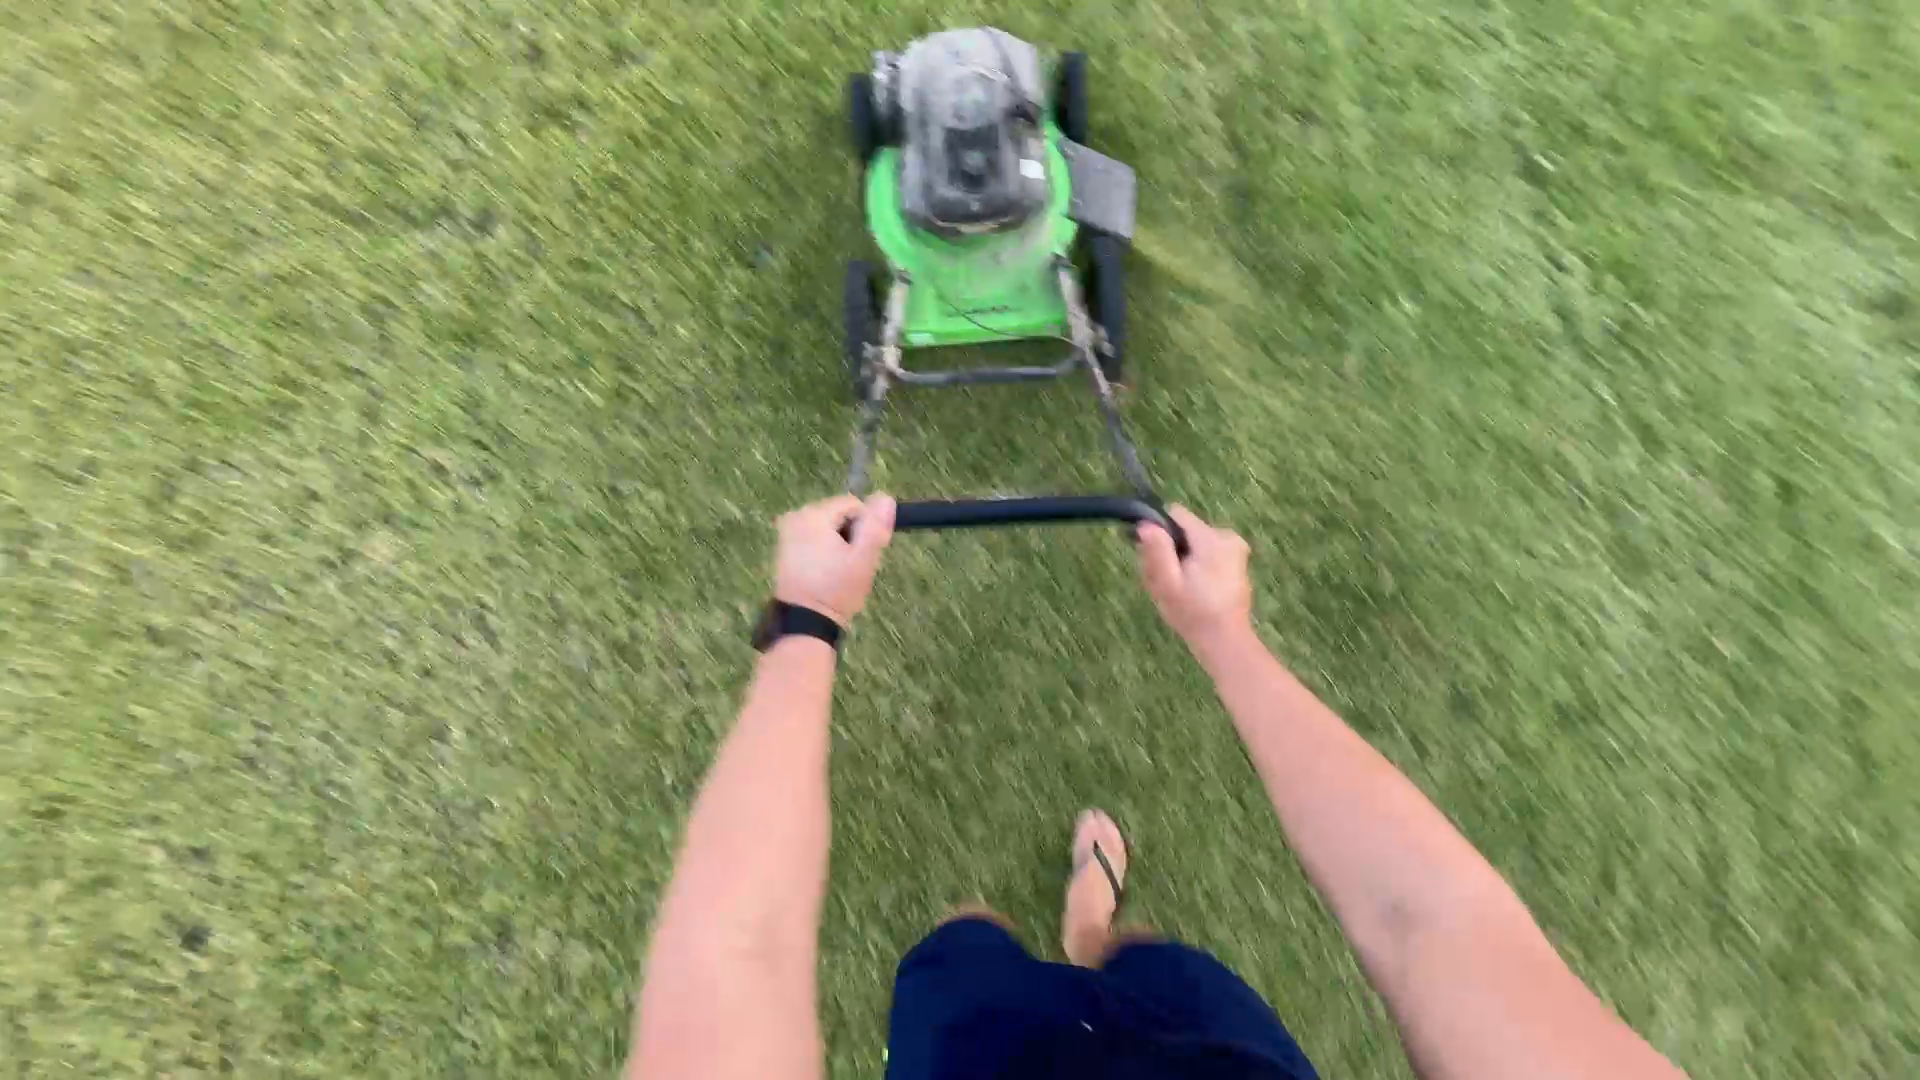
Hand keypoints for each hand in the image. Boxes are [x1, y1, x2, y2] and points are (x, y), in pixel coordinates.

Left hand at [773, 494, 896, 626]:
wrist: (806, 623)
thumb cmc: (836, 589)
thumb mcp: (864, 558)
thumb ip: (875, 525)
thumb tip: (885, 496)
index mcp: (813, 515)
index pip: (854, 506)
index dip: (865, 528)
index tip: (864, 554)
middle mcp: (795, 517)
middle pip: (839, 516)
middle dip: (851, 536)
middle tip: (853, 566)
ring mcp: (786, 533)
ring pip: (828, 529)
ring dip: (839, 545)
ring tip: (840, 572)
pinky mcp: (784, 549)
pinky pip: (815, 540)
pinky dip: (825, 552)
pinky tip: (827, 574)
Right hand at [1137, 505, 1254, 656]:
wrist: (1225, 640)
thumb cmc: (1193, 613)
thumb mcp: (1167, 583)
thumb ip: (1156, 551)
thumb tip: (1145, 524)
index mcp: (1211, 538)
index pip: (1175, 514)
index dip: (1158, 533)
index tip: (1153, 558)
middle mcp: (1227, 536)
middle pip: (1183, 531)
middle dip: (1169, 551)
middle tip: (1164, 582)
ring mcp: (1235, 549)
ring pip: (1192, 543)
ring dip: (1180, 561)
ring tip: (1177, 590)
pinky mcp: (1236, 561)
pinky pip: (1205, 554)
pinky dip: (1194, 567)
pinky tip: (1192, 591)